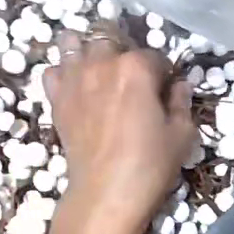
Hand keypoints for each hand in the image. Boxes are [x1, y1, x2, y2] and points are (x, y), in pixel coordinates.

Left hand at [43, 37, 194, 233]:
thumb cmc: (150, 165)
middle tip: (131, 79)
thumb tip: (179, 86)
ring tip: (97, 67)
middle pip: (111, 39)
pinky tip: (74, 85)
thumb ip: (181, 102)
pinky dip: (62, 73)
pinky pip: (52, 71)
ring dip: (86, 49)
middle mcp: (102, 64)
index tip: (165, 92)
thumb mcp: (181, 135)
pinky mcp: (56, 99)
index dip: (163, 73)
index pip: (155, 56)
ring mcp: (74, 79)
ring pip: (73, 43)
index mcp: (137, 68)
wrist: (105, 194)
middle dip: (123, 53)